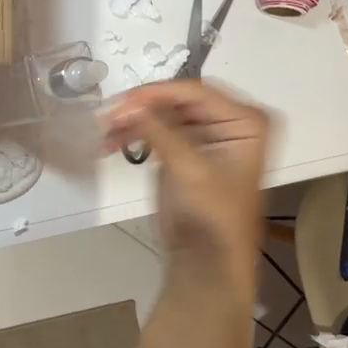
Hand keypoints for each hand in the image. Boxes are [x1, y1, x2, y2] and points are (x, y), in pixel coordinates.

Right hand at [102, 81, 271, 281]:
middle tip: (106, 117)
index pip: (195, 92)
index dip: (155, 94)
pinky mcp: (182, 149)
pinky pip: (153, 130)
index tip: (118, 104)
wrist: (206, 255)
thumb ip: (159, 131)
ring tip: (102, 135)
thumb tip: (123, 105)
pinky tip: (109, 144)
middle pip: (176, 100)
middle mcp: (228, 121)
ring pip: (160, 113)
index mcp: (245, 120)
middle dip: (140, 107)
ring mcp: (204, 134)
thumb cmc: (212, 213)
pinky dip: (131, 134)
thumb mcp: (189, 168)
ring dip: (130, 121)